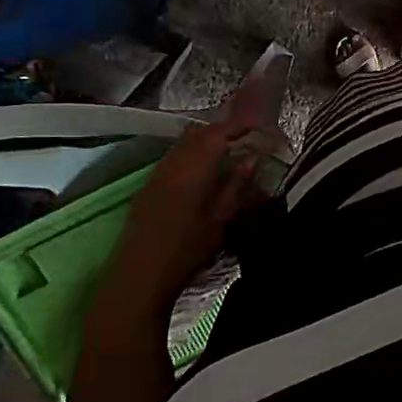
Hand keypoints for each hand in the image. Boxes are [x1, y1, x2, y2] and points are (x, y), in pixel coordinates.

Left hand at [108, 120, 264, 313]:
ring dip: (209, 141)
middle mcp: (173, 161)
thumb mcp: (221, 218)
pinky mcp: (149, 184)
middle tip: (249, 140)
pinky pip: (175, 155)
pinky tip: (204, 170)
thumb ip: (236, 184)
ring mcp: (158, 172)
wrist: (140, 275)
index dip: (241, 126)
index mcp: (193, 167)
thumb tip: (252, 158)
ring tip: (230, 153)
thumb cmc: (186, 249)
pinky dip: (194, 153)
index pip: (219, 132)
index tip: (261, 129)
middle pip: (201, 133)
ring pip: (186, 143)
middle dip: (226, 131)